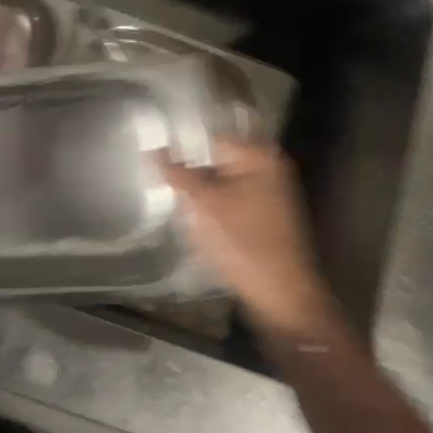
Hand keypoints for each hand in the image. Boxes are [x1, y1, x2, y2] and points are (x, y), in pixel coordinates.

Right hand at [162, 139, 341, 338]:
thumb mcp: (201, 205)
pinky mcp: (264, 217)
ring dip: (198, 189)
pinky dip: (211, 205)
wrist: (281, 295)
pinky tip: (193, 218)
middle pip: (215, 158)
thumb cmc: (242, 243)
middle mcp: (268, 168)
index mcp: (258, 157)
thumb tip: (152, 149)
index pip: (208, 136)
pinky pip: (228, 199)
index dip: (179, 145)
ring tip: (172, 197)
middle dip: (188, 168)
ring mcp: (269, 194)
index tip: (153, 154)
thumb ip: (175, 172)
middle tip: (157, 176)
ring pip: (220, 181)